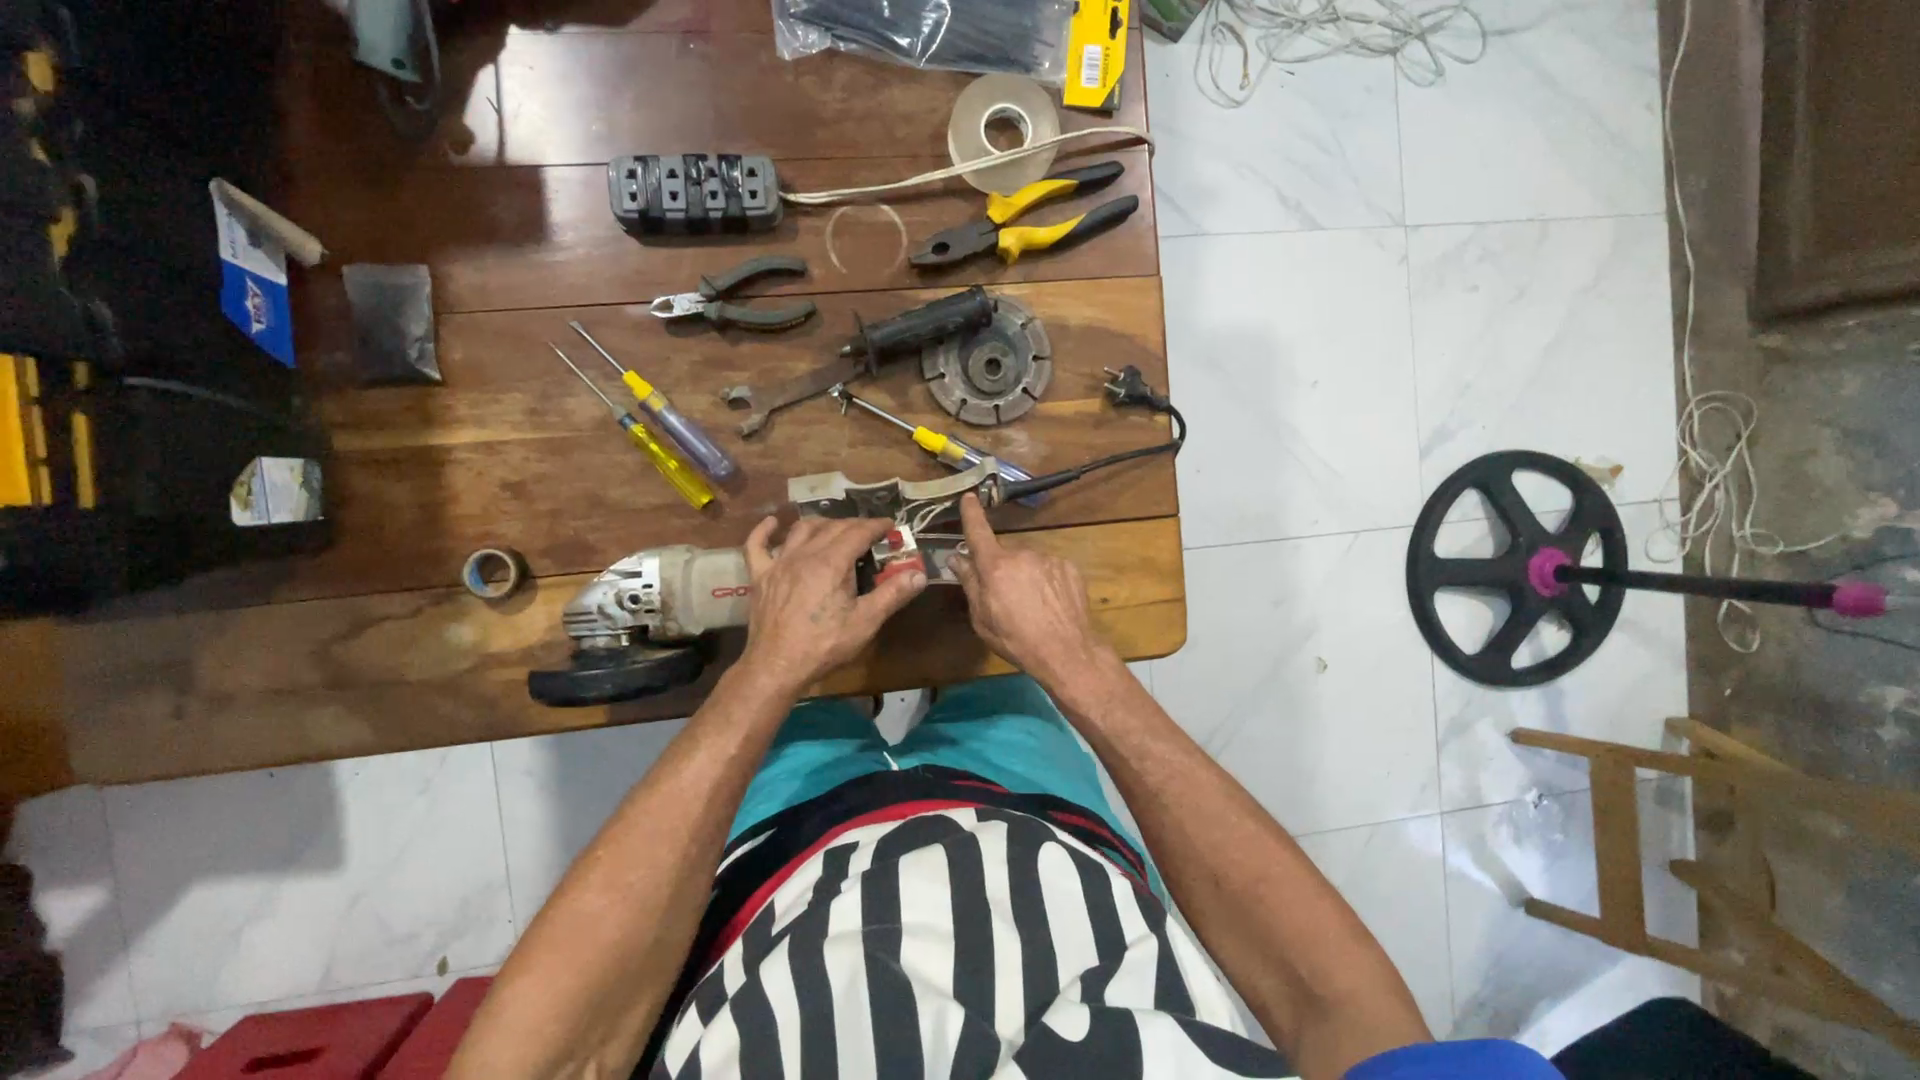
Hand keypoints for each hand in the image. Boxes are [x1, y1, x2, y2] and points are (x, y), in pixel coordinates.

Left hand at [739, 515, 926, 691]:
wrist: (776, 667)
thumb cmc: (824, 646)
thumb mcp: (865, 622)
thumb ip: (892, 594)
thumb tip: (919, 574)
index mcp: (831, 563)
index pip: (858, 532)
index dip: (877, 526)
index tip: (891, 526)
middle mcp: (804, 554)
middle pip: (832, 527)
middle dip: (855, 525)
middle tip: (871, 534)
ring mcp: (778, 564)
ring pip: (801, 530)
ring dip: (821, 524)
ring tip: (835, 528)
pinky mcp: (760, 577)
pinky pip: (757, 546)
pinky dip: (764, 531)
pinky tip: (772, 523)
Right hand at [949, 494, 1112, 686]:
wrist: (1066, 651)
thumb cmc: (1016, 640)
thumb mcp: (982, 618)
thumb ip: (970, 584)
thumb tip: (958, 559)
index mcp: (995, 566)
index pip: (978, 532)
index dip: (971, 513)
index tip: (968, 497)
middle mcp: (1022, 554)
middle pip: (1005, 555)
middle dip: (1002, 569)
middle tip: (1005, 598)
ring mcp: (1048, 558)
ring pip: (1029, 562)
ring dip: (1026, 576)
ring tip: (1032, 606)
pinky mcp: (1069, 567)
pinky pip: (1050, 568)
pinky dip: (1046, 581)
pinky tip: (1050, 603)